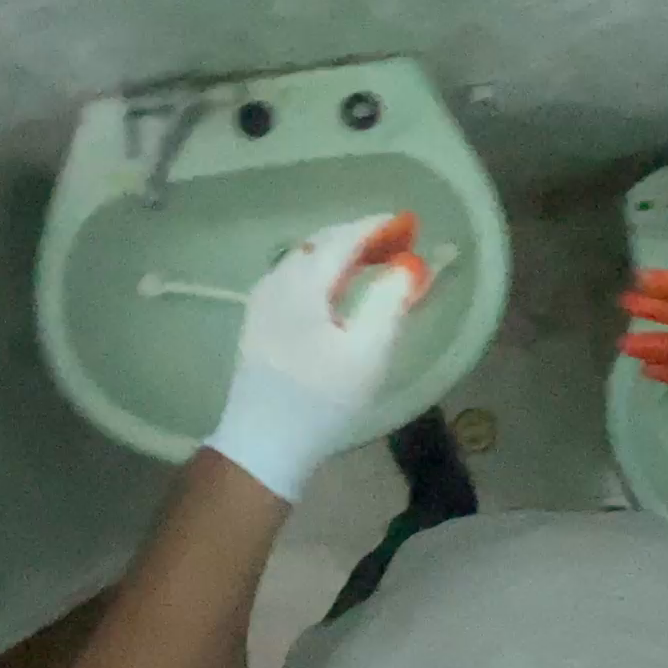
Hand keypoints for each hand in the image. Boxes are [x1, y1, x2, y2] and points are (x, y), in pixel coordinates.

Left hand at [204, 213, 430, 500]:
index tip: (408, 223)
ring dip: (343, 253)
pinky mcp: (259, 322)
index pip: (343, 240)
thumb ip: (390, 302)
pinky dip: (325, 271)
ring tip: (375, 258)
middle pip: (322, 244)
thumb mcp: (367, 353)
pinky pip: (296, 278)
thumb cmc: (321, 399)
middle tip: (397, 239)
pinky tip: (340, 286)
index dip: (377, 228)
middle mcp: (276, 282)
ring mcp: (262, 302)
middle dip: (361, 237)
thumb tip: (408, 266)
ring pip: (307, 260)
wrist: (263, 444)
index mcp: (300, 285)